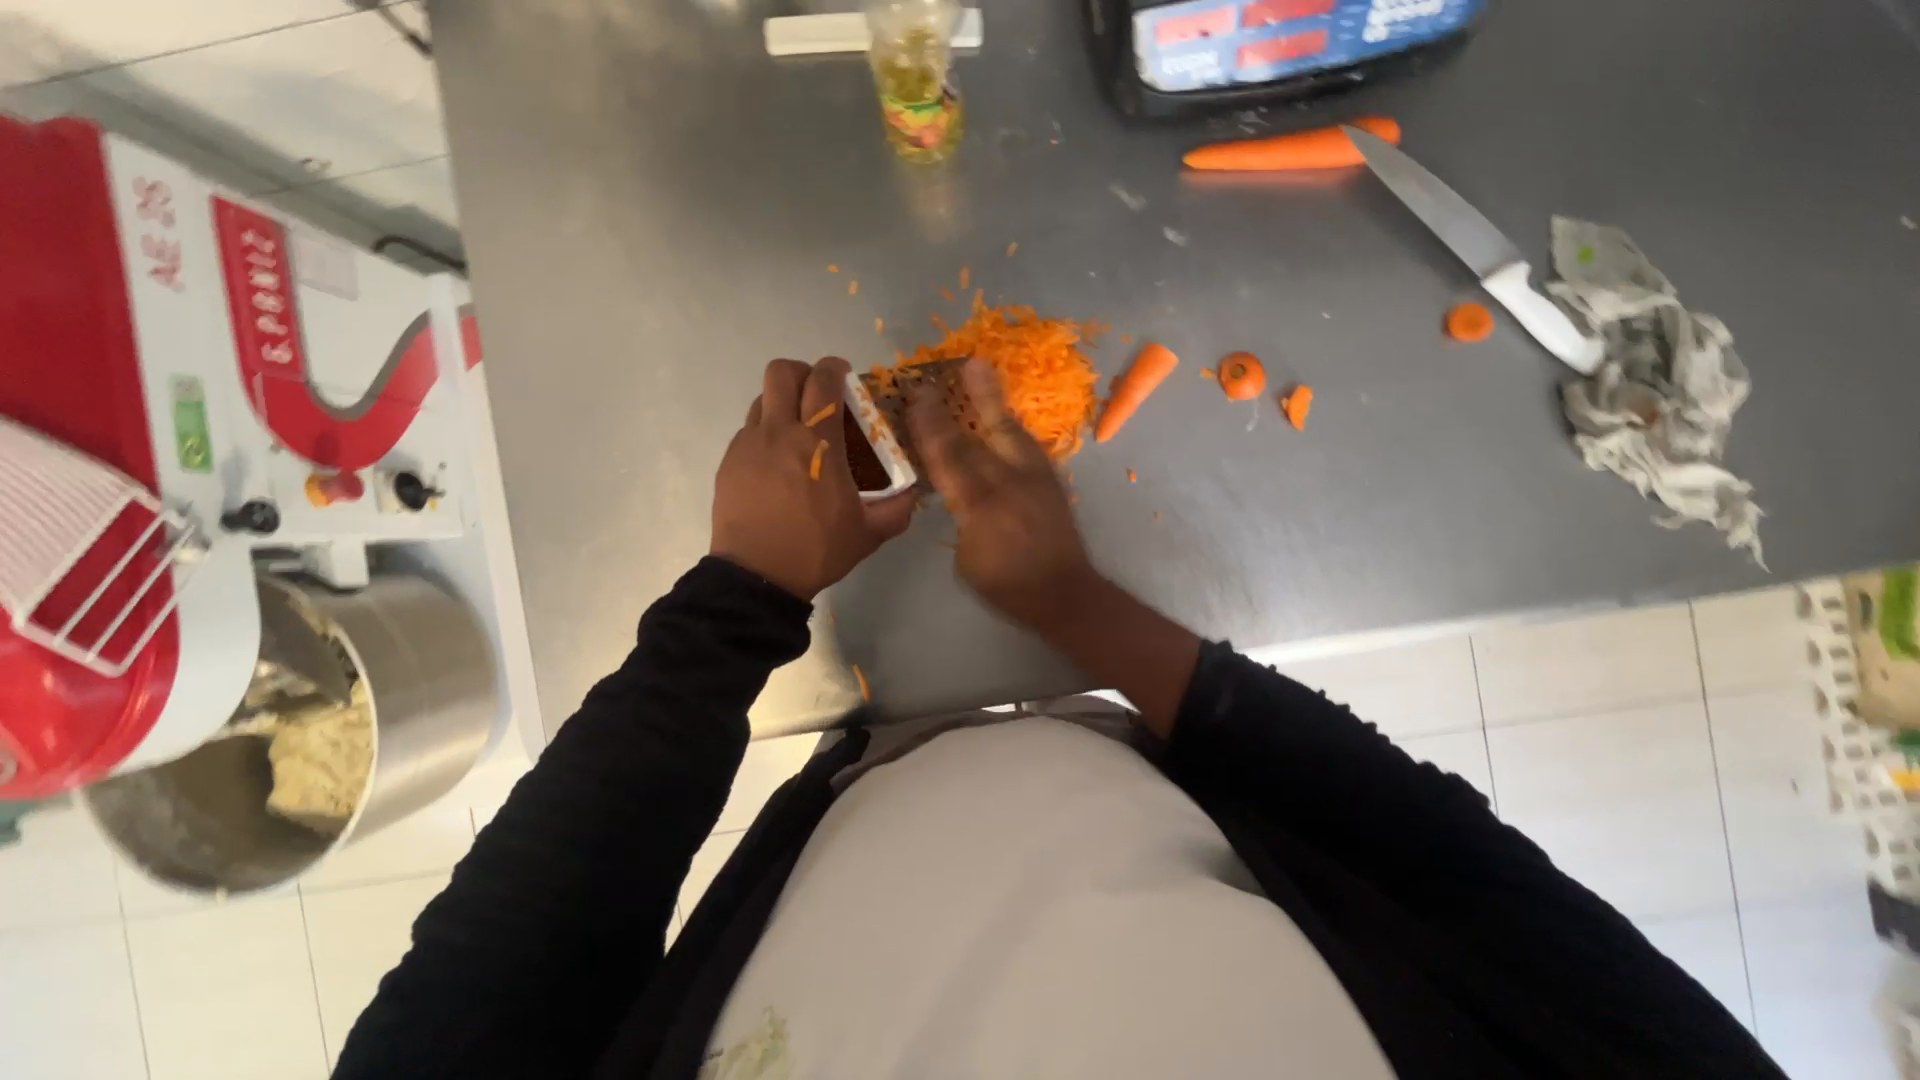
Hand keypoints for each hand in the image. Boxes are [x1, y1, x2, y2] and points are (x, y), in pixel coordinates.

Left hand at [711, 358, 915, 599]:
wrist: (757, 576)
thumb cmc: (816, 550)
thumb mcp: (868, 534)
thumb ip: (897, 509)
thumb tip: (913, 493)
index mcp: (818, 442)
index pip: (823, 381)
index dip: (835, 368)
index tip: (844, 376)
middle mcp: (779, 432)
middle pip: (782, 372)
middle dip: (802, 373)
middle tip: (818, 395)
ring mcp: (748, 445)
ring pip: (762, 400)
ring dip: (782, 403)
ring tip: (797, 432)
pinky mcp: (729, 462)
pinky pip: (749, 431)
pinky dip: (766, 434)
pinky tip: (777, 465)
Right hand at [907, 359, 1100, 630]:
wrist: (1064, 593)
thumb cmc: (1007, 586)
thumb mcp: (967, 559)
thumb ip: (961, 518)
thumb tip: (956, 493)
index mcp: (981, 507)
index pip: (949, 458)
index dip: (930, 426)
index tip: (916, 398)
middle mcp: (1009, 484)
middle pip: (977, 436)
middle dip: (954, 405)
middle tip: (938, 374)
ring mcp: (1035, 478)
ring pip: (1008, 430)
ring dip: (990, 398)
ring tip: (978, 368)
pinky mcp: (1051, 480)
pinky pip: (1026, 443)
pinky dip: (1009, 423)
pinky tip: (1002, 412)